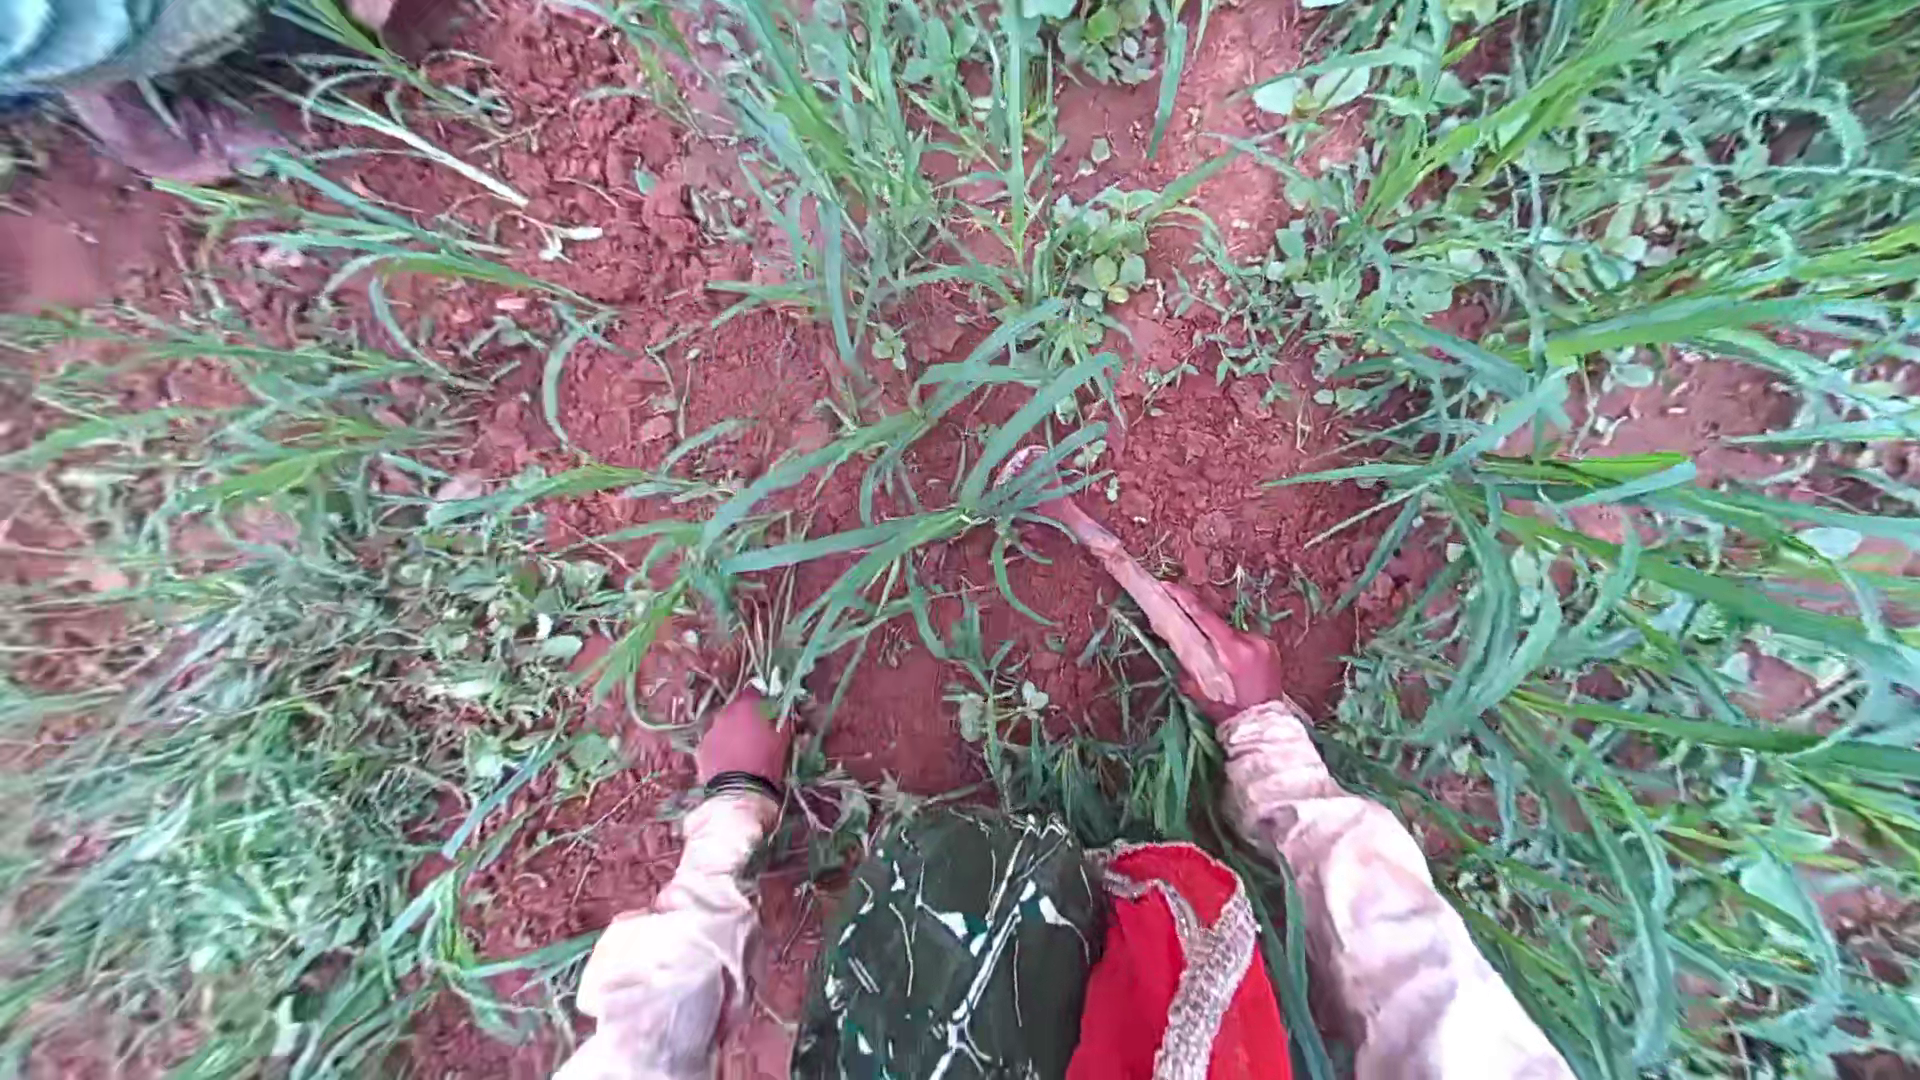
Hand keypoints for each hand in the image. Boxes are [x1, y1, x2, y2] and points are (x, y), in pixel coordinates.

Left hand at [694, 690, 790, 783]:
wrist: (738, 791)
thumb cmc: (766, 761)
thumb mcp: (783, 738)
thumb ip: (783, 720)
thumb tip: (784, 713)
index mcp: (747, 707)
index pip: (753, 692)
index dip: (761, 700)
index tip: (769, 709)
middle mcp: (725, 714)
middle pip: (736, 708)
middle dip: (746, 716)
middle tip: (757, 730)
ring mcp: (710, 732)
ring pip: (723, 725)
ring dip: (732, 731)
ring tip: (743, 747)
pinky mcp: (700, 750)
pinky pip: (714, 742)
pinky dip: (721, 746)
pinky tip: (730, 758)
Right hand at [1166, 583, 1287, 722]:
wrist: (1263, 727)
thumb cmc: (1226, 712)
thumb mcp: (1197, 689)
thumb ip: (1184, 663)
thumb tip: (1169, 640)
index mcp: (1231, 651)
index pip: (1203, 615)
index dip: (1183, 598)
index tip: (1167, 586)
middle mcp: (1250, 641)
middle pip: (1216, 620)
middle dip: (1198, 619)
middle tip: (1180, 616)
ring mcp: (1263, 643)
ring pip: (1230, 630)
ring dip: (1216, 635)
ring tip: (1209, 651)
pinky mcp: (1270, 648)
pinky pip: (1244, 639)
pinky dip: (1232, 644)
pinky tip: (1228, 659)